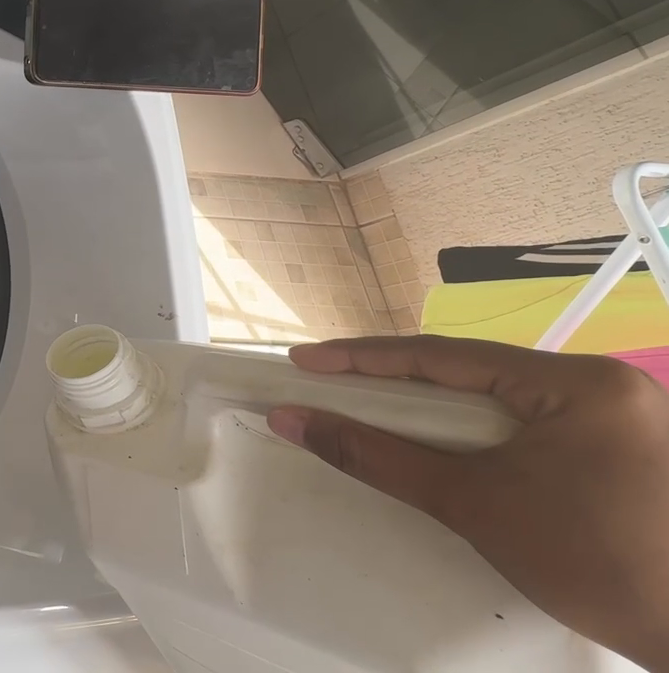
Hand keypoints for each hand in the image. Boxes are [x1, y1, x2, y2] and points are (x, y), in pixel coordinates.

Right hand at [269, 336, 668, 669]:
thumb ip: (374, 454)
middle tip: (327, 384)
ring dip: (430, 406)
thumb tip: (288, 419)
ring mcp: (627, 419)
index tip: (302, 361)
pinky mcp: (630, 451)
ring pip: (497, 395)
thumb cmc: (599, 564)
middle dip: (393, 379)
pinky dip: (473, 429)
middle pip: (471, 369)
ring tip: (369, 411)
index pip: (444, 355)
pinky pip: (528, 421)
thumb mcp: (472, 504)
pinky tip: (438, 441)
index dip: (361, 358)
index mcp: (582, 382)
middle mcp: (609, 386)